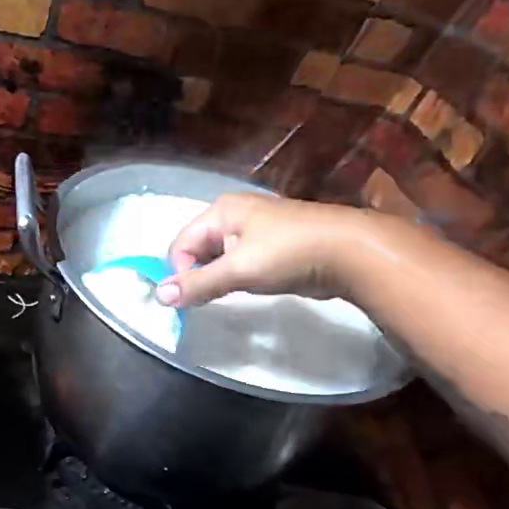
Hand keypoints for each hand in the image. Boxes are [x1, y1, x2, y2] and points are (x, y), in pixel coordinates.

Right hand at [155, 194, 398, 307]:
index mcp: (221, 210)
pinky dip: (238, 278)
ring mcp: (255, 230)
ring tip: (234, 293)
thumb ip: (198, 283)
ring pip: (220, 259)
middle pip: (198, 250)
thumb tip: (160, 296)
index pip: (181, 244)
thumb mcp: (238, 270)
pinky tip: (252, 288)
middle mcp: (234, 215)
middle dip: (200, 275)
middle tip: (214, 298)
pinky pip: (241, 264)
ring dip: (219, 279)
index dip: (181, 272)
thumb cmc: (288, 253)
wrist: (349, 252)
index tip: (195, 297)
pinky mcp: (272, 248)